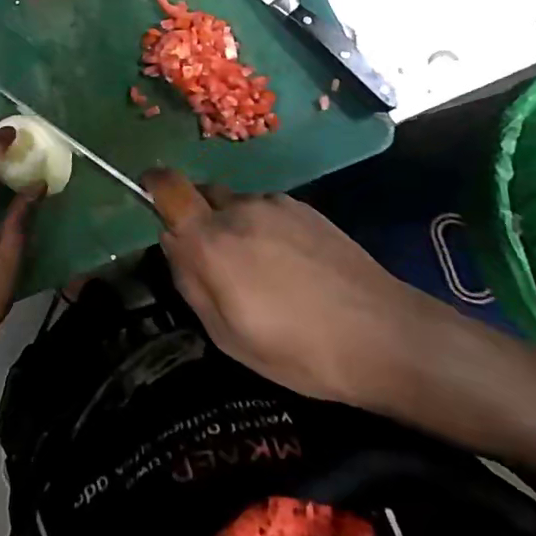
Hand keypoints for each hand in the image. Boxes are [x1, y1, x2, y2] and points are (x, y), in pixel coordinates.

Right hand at [146, 170, 467, 406]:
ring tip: (260, 273)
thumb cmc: (296, 349)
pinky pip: (268, 211)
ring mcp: (278, 206)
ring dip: (234, 227)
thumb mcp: (226, 335)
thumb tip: (172, 242)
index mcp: (212, 241)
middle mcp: (240, 210)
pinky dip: (265, 230)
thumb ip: (191, 281)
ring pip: (237, 205)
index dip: (154, 185)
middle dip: (198, 220)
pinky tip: (290, 268)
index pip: (170, 189)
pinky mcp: (309, 210)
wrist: (386, 337)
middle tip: (214, 264)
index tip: (149, 194)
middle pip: (203, 197)